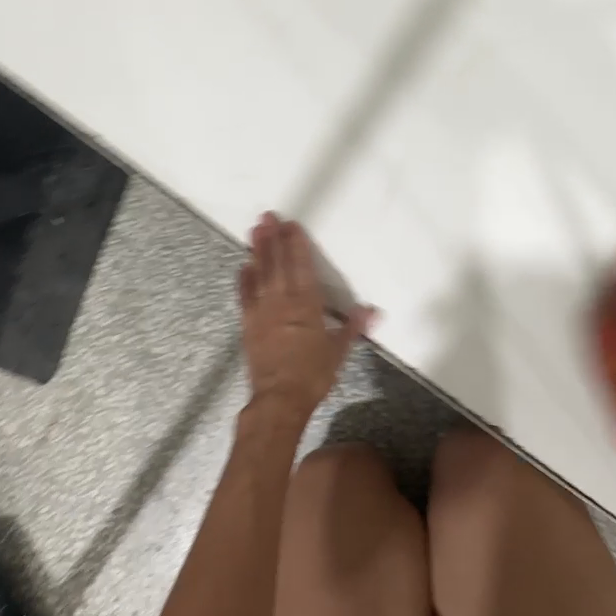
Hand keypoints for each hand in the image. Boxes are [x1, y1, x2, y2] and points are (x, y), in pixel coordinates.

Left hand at [237, 213, 371, 424]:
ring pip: (259, 274)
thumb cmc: (313, 375)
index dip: (296, 244)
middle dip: (272, 239)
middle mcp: (282, 303)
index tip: (291, 225)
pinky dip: (244, 280)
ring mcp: (262, 312)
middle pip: (277, 264)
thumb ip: (353, 327)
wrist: (279, 399)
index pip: (302, 267)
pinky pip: (245, 296)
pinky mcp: (248, 325)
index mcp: (306, 305)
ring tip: (254, 230)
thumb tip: (372, 310)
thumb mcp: (338, 351)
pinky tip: (243, 266)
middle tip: (266, 217)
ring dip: (257, 251)